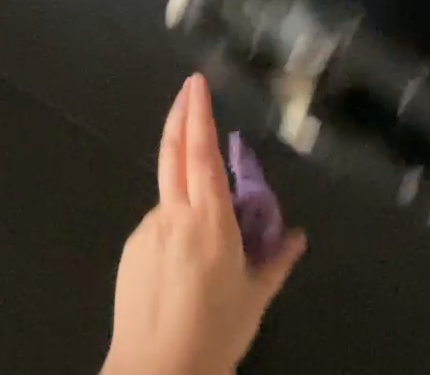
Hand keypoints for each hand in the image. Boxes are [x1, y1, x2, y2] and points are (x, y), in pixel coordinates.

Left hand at [103, 75, 306, 374]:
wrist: (155, 374)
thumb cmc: (214, 333)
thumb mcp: (255, 298)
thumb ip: (276, 261)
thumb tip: (298, 237)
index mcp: (209, 220)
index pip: (202, 153)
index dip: (199, 115)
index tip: (197, 84)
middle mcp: (174, 215)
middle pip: (175, 152)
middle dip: (182, 114)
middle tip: (188, 86)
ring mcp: (147, 230)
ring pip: (169, 193)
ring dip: (184, 184)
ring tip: (207, 222)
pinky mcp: (131, 250)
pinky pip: (158, 224)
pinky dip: (174, 224)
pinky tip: (183, 261)